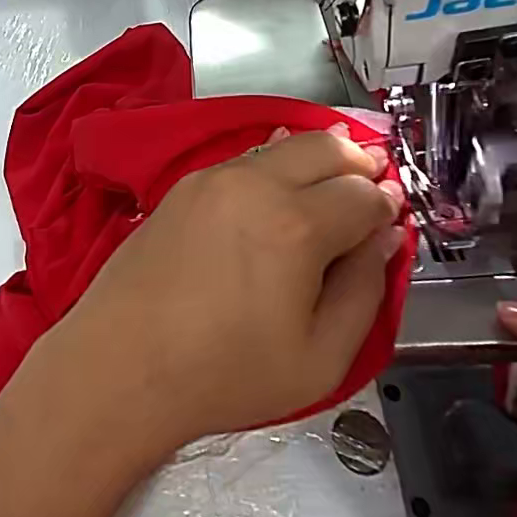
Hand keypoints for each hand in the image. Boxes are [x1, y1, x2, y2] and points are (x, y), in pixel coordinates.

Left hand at [29, 127, 405, 449]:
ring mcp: (215, 178)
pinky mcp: (186, 184)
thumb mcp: (320, 358)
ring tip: (333, 177)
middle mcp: (257, 185)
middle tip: (372, 183)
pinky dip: (276, 160)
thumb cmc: (224, 373)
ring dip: (319, 154)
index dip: (387, 204)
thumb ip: (365, 290)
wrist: (123, 364)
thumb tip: (384, 237)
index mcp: (297, 226)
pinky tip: (280, 182)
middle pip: (328, 147)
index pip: (363, 194)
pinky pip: (246, 157)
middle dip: (359, 161)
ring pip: (285, 143)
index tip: (393, 216)